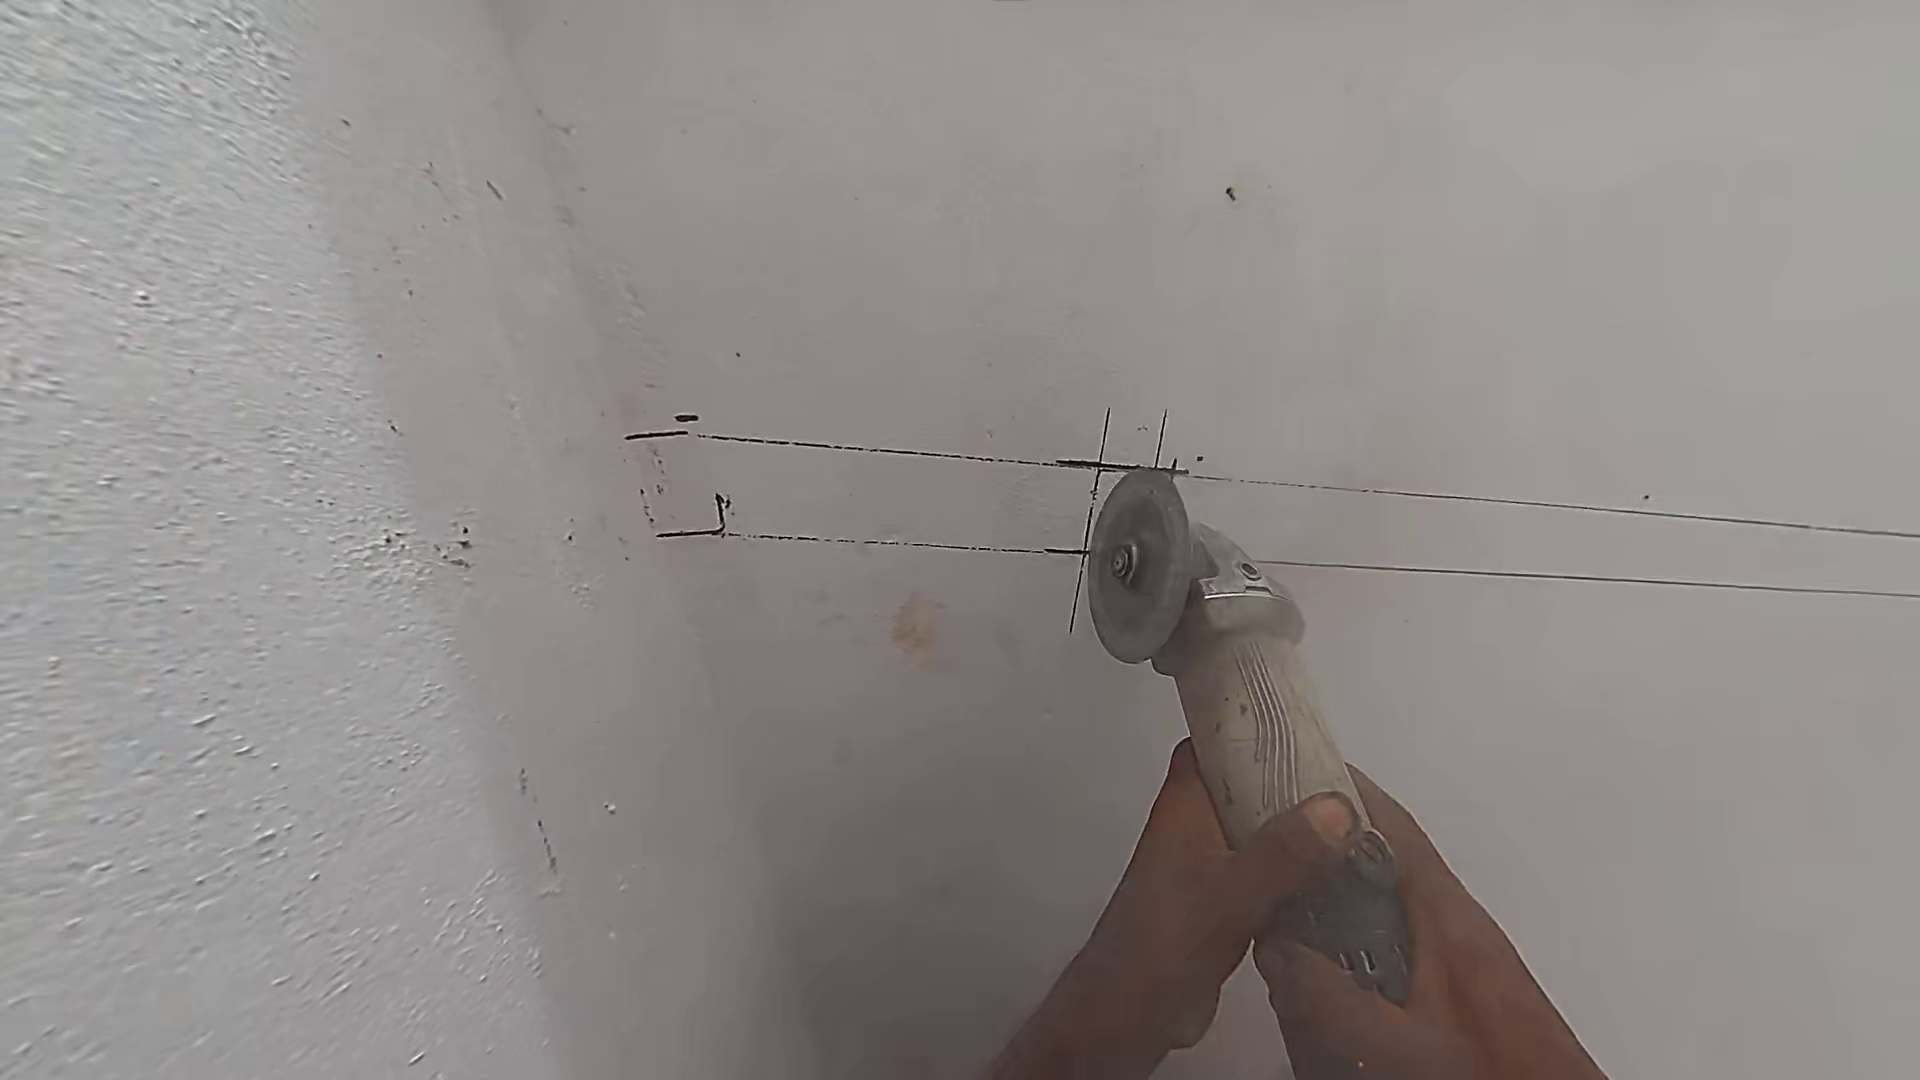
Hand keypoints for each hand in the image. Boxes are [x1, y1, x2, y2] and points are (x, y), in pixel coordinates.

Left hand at [991, 740, 1355, 1079]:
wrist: (1139, 999)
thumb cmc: (1169, 932)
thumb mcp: (1231, 888)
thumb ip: (1283, 851)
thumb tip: (1338, 807)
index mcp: (1185, 804)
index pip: (1207, 746)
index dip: (1242, 731)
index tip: (1291, 727)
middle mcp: (1193, 824)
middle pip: (1238, 785)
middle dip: (1282, 781)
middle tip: (1339, 783)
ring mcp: (1205, 862)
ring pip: (1252, 829)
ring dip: (1291, 828)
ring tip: (1348, 827)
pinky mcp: (1220, 899)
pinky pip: (1261, 869)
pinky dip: (1291, 869)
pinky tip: (1333, 881)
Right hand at [1255, 767, 1607, 1079]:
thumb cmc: (1500, 1077)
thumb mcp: (1407, 1048)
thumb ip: (1330, 997)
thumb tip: (1269, 946)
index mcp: (1444, 909)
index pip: (1387, 820)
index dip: (1338, 783)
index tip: (1286, 762)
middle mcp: (1448, 917)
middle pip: (1373, 847)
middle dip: (1317, 829)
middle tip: (1260, 823)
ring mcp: (1450, 948)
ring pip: (1376, 887)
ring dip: (1328, 876)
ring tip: (1272, 883)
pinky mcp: (1449, 979)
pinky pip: (1382, 923)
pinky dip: (1343, 916)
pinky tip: (1315, 947)